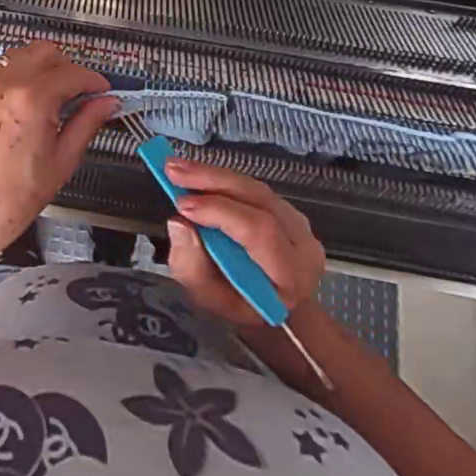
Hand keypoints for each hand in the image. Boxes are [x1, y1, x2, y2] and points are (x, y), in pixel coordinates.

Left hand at [0, 41, 116, 271]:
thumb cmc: (11, 196)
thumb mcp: (63, 160)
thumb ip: (87, 123)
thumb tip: (105, 105)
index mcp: (32, 100)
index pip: (73, 73)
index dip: (93, 81)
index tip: (101, 91)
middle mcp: (5, 86)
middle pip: (45, 52)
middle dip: (67, 66)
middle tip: (78, 90)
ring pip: (19, 55)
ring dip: (40, 66)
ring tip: (53, 93)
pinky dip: (16, 76)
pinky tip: (26, 100)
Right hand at [164, 159, 325, 327]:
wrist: (273, 305)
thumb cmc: (240, 306)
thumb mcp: (209, 299)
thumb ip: (192, 267)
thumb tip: (178, 222)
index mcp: (290, 275)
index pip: (259, 232)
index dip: (220, 212)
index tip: (181, 205)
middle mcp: (302, 244)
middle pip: (259, 200)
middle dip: (212, 182)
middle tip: (172, 170)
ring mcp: (299, 223)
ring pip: (254, 189)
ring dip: (214, 176)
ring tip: (178, 169)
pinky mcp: (287, 209)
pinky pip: (253, 189)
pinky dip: (222, 180)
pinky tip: (197, 176)